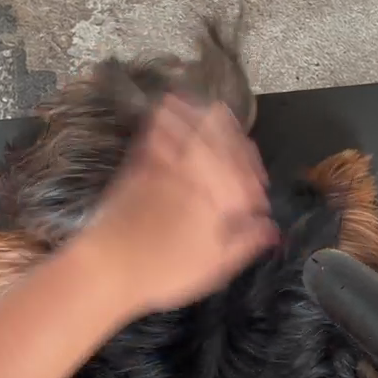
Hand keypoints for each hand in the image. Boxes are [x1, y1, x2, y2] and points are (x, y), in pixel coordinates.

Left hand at [70, 94, 277, 317]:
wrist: (108, 266)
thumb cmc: (166, 271)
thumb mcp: (216, 265)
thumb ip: (246, 242)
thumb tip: (270, 229)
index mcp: (218, 197)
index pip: (244, 172)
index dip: (254, 174)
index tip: (259, 185)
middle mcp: (196, 175)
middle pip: (221, 144)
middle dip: (234, 137)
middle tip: (245, 140)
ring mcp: (165, 167)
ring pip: (189, 133)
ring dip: (203, 118)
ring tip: (213, 107)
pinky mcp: (138, 167)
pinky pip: (156, 134)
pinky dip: (165, 119)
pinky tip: (166, 108)